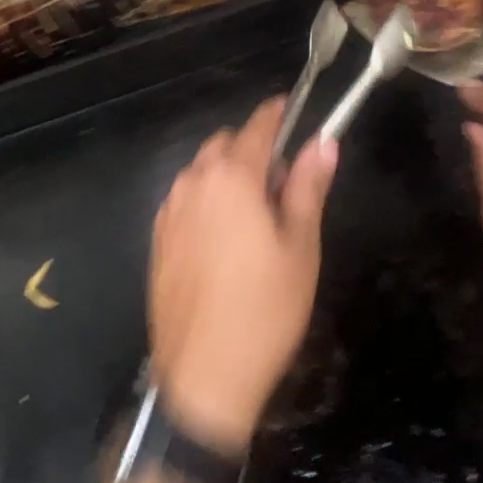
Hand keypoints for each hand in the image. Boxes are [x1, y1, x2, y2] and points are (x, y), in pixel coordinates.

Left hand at [150, 96, 339, 453]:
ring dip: (228, 176)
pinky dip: (207, 200)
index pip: (258, 126)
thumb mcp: (300, 246)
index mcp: (232, 176)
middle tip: (284, 186)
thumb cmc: (265, 309)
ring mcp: (170, 208)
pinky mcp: (158, 236)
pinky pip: (186, 199)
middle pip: (226, 145)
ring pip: (203, 172)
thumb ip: (308, 186)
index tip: (294, 109)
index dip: (279, 114)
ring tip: (256, 219)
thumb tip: (324, 141)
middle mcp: (194, 181)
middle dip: (254, 151)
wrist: (203, 372)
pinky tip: (224, 240)